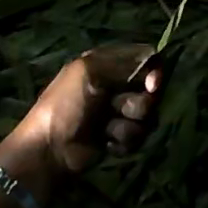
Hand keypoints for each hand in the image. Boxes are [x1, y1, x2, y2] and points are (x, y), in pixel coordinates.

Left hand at [0, 43, 161, 202]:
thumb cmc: (66, 104)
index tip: (152, 84)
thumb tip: (157, 69)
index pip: (146, 59)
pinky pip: (140, 136)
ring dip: (126, 126)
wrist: (51, 148)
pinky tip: (105, 143)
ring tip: (104, 130)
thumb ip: (124, 65)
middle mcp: (117, 84)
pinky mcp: (120, 136)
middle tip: (114, 108)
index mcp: (107, 62)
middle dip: (136, 104)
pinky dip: (122, 141)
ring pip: (148, 117)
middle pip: (153, 91)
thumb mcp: (90, 73)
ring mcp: (119, 112)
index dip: (154, 71)